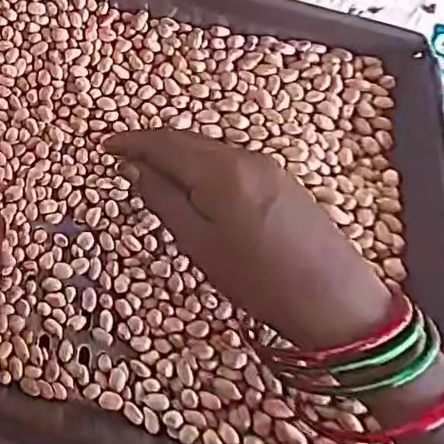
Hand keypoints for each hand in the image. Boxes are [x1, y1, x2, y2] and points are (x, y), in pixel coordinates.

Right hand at [104, 129, 393, 349]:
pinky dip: (199, 164)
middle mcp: (244, 157)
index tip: (104, 146)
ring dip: (174, 154)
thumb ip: (160, 197)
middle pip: (185, 139)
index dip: (130, 141)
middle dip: (150, 144)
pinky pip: (227, 160)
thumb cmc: (257, 278)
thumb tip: (131, 167)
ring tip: (148, 171)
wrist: (339, 303)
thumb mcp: (196, 241)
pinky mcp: (280, 180)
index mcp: (219, 170)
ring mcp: (267, 167)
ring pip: (206, 149)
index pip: (163, 142)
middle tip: (121, 156)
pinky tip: (189, 183)